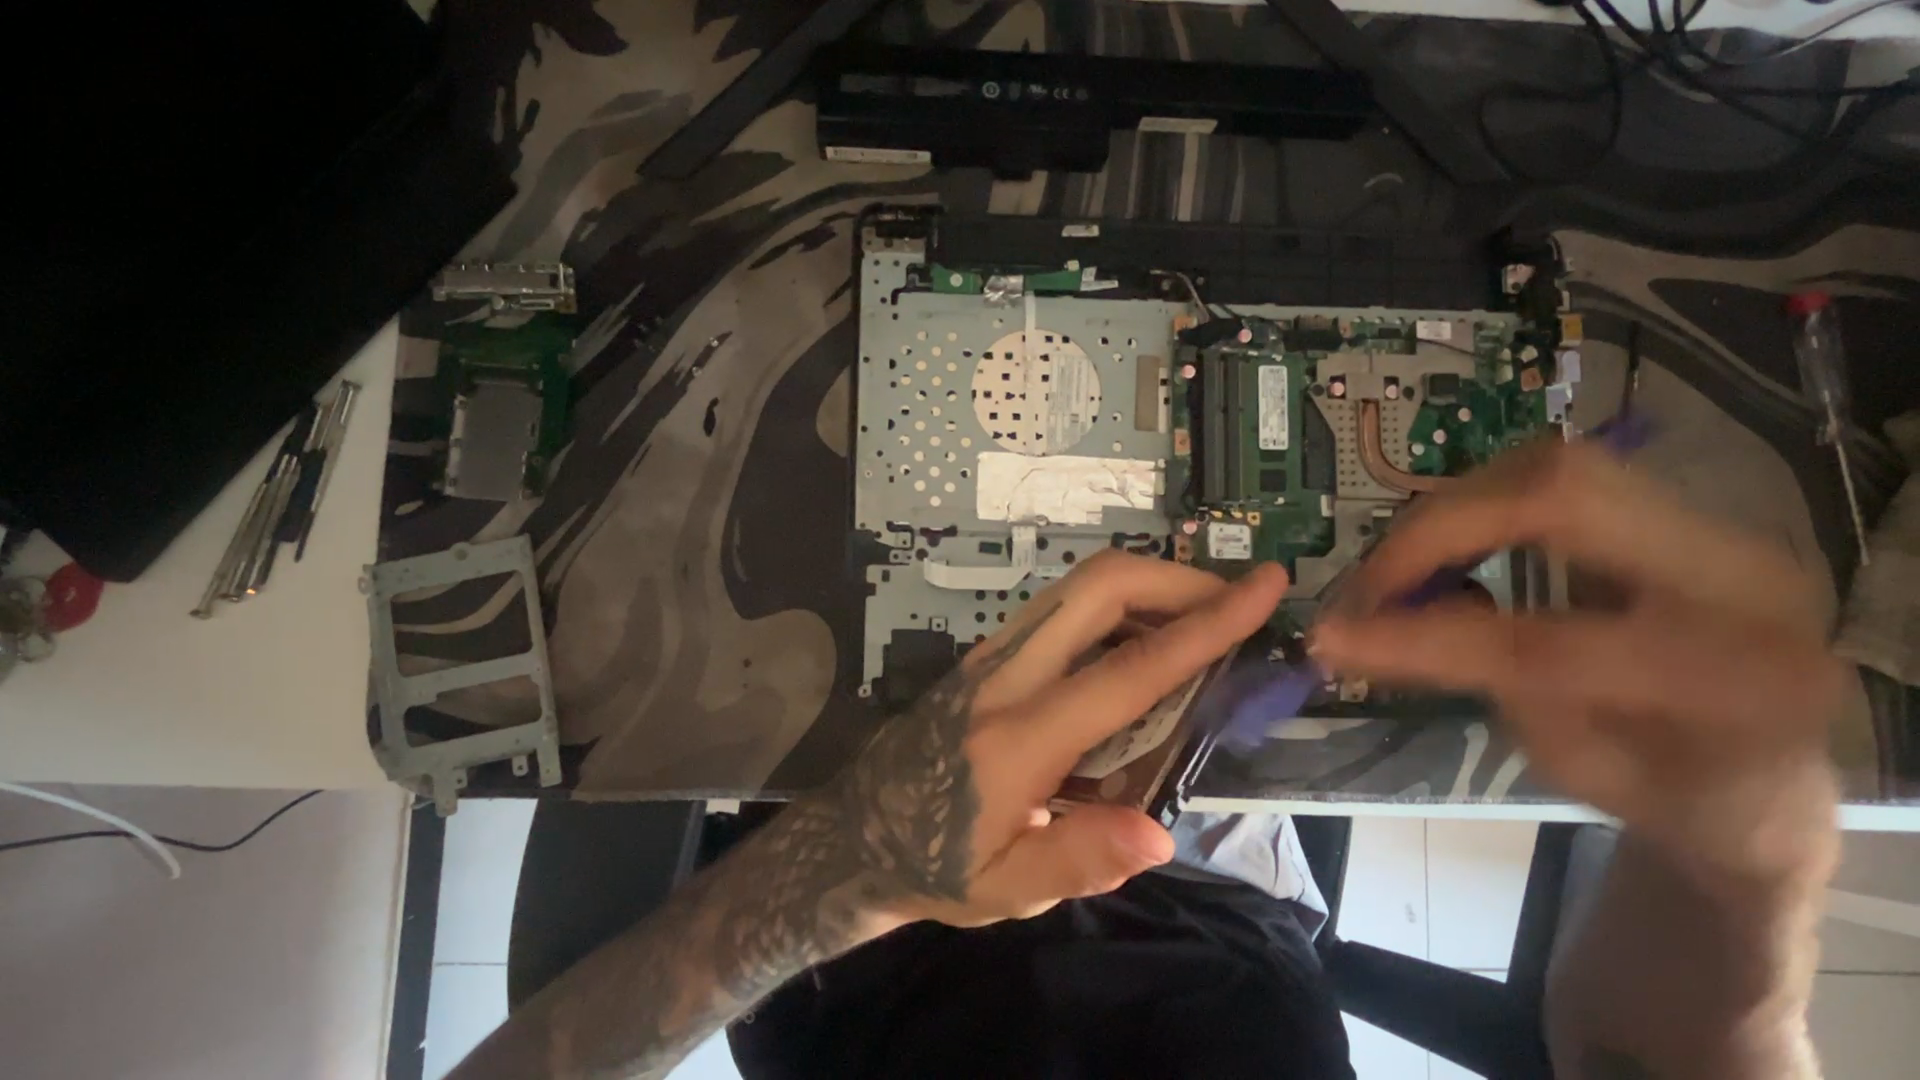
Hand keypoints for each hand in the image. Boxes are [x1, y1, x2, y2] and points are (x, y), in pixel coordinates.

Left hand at [829, 552, 1287, 929]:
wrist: (858, 834)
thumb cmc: (937, 866)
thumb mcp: (1006, 888)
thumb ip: (1078, 860)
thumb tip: (1159, 834)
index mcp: (1018, 739)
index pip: (1127, 671)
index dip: (1204, 627)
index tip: (1264, 588)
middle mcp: (1004, 677)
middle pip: (1097, 588)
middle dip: (1177, 580)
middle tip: (1235, 605)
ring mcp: (990, 656)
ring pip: (1077, 586)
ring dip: (1148, 587)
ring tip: (1201, 622)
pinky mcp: (986, 655)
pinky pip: (1061, 607)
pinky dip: (1117, 605)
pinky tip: (1143, 643)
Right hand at [1309, 440, 1844, 889]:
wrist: (1768, 775)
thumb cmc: (1670, 795)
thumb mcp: (1572, 766)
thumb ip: (1490, 684)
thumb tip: (1383, 621)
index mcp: (1728, 679)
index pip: (1541, 642)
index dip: (1420, 636)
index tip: (1330, 637)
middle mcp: (1744, 576)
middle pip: (1561, 495)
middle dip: (1435, 530)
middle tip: (1369, 582)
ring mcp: (1723, 528)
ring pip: (1554, 467)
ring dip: (1452, 511)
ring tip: (1400, 567)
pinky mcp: (1684, 510)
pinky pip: (1560, 477)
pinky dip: (1480, 505)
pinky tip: (1447, 548)